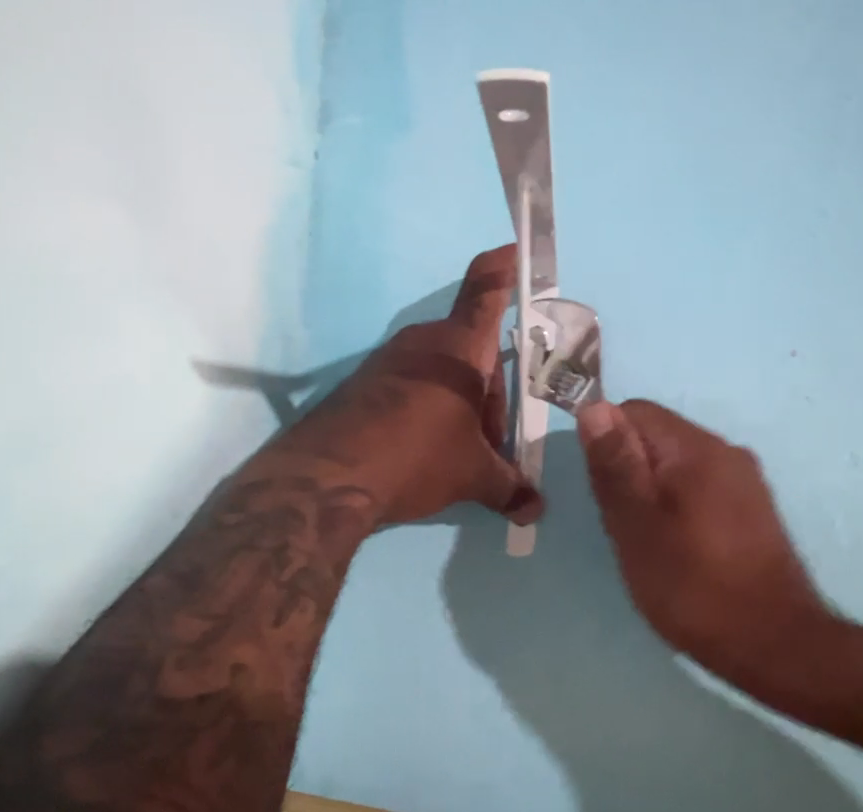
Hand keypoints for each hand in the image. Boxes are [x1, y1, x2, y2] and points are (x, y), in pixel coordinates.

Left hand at [269, 245, 543, 525]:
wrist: (327, 478)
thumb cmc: (415, 458)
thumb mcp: (471, 475)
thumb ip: (509, 487)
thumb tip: (535, 508)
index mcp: (459, 347)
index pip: (487, 287)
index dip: (506, 266)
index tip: (516, 252)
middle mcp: (422, 342)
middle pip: (471, 352)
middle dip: (491, 395)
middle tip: (495, 446)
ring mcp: (386, 362)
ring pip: (440, 375)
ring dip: (459, 408)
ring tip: (461, 458)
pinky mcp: (361, 386)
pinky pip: (410, 389)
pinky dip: (427, 414)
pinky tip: (424, 455)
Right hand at [577, 399, 837, 683]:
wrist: (771, 643)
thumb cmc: (691, 586)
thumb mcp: (636, 525)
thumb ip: (614, 465)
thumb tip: (593, 406)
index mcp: (696, 448)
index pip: (633, 411)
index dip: (603, 443)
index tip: (597, 492)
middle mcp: (726, 452)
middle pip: (655, 438)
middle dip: (625, 472)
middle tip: (619, 525)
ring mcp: (745, 482)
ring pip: (675, 467)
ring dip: (649, 494)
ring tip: (644, 543)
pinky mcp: (752, 511)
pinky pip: (698, 490)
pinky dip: (674, 509)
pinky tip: (674, 550)